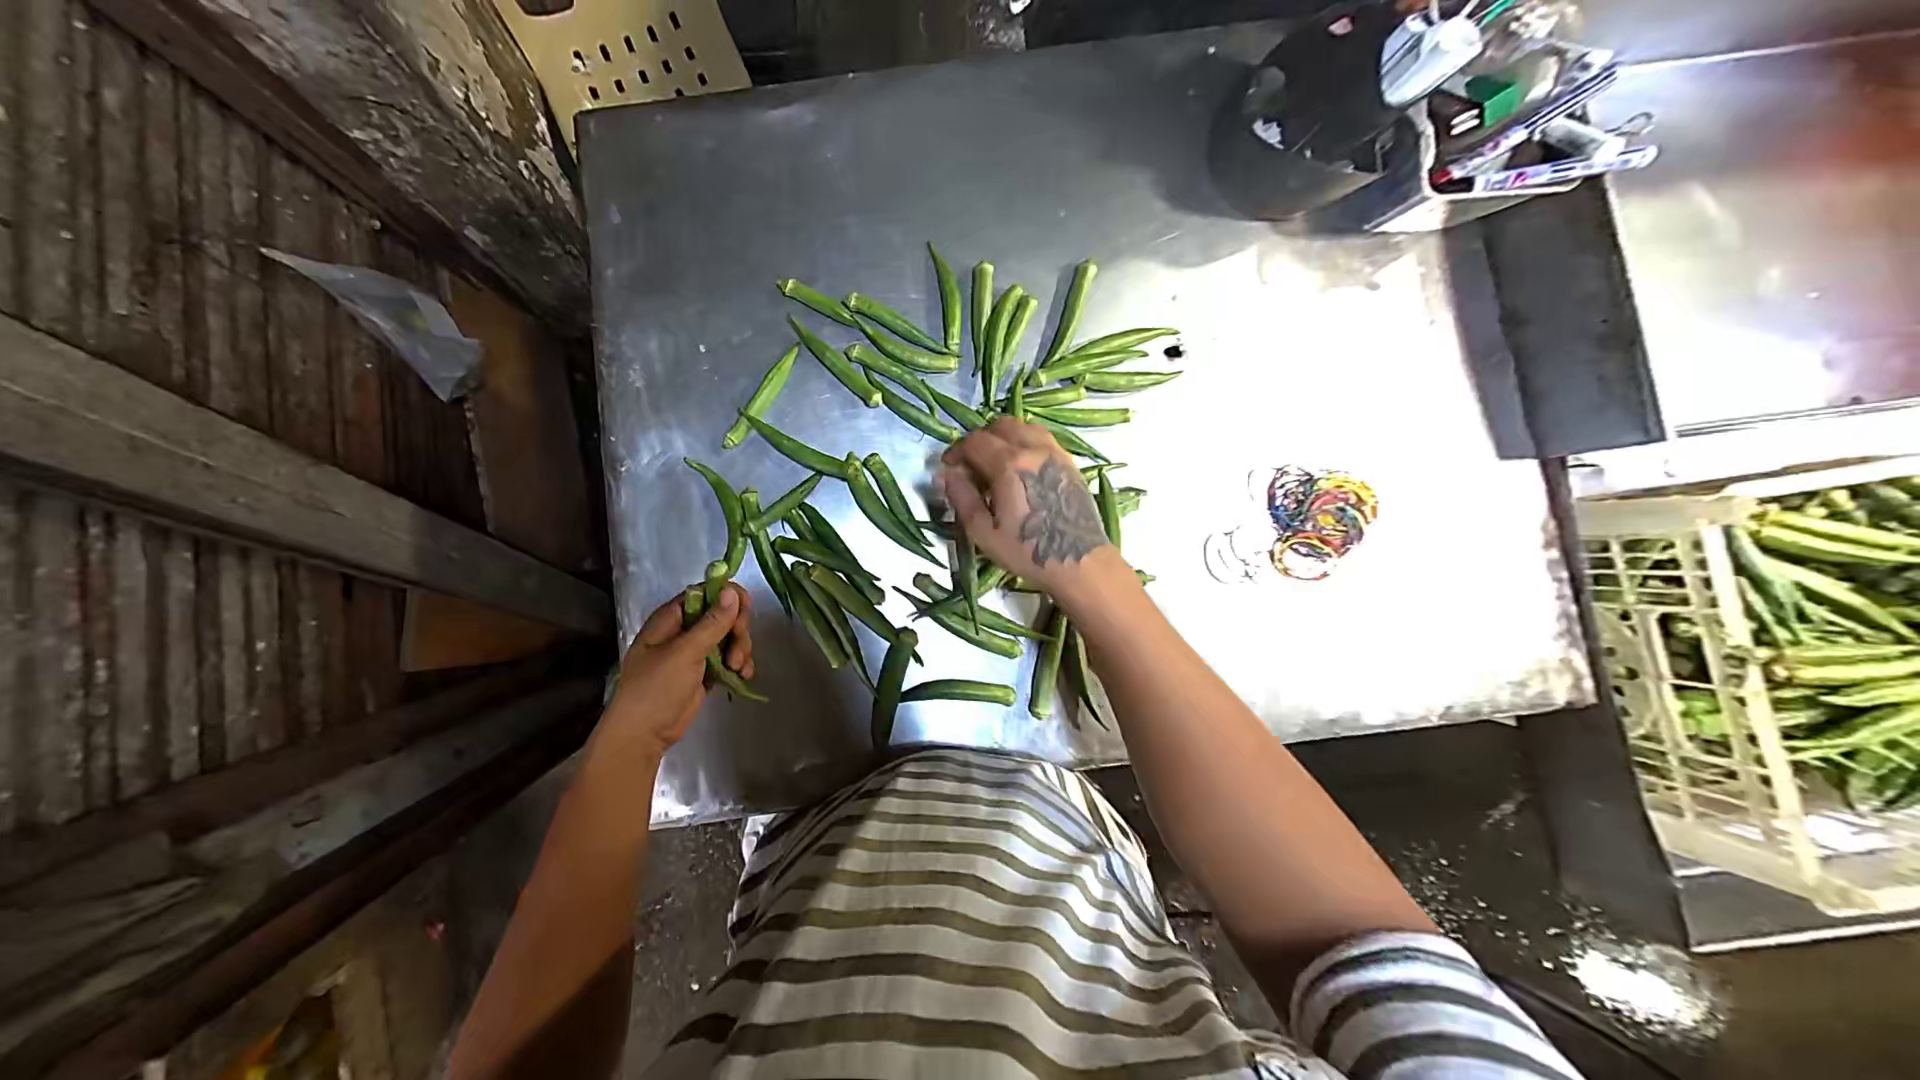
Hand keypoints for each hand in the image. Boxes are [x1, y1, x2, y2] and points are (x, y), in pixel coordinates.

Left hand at [591, 582, 753, 766]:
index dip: (728, 597)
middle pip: (723, 614)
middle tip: (738, 651)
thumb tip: (731, 591)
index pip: (705, 593)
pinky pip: (729, 658)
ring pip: (730, 636)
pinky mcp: (705, 672)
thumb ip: (712, 622)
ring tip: (738, 669)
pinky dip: (740, 664)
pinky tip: (743, 675)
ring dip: (741, 649)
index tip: (744, 611)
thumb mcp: (685, 652)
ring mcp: (695, 652)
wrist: (643, 735)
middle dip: (737, 630)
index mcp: (671, 618)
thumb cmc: (656, 688)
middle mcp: (684, 630)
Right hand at [940, 417, 1128, 602]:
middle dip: (979, 440)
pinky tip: (1021, 467)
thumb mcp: (984, 533)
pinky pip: (1042, 437)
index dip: (956, 451)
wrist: (1079, 562)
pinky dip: (1025, 442)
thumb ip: (962, 498)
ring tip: (996, 463)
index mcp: (1010, 465)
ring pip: (1023, 427)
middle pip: (999, 426)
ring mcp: (1055, 453)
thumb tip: (946, 475)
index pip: (974, 442)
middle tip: (971, 465)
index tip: (949, 467)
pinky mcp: (1069, 462)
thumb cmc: (1028, 552)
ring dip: (1003, 437)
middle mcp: (1034, 450)